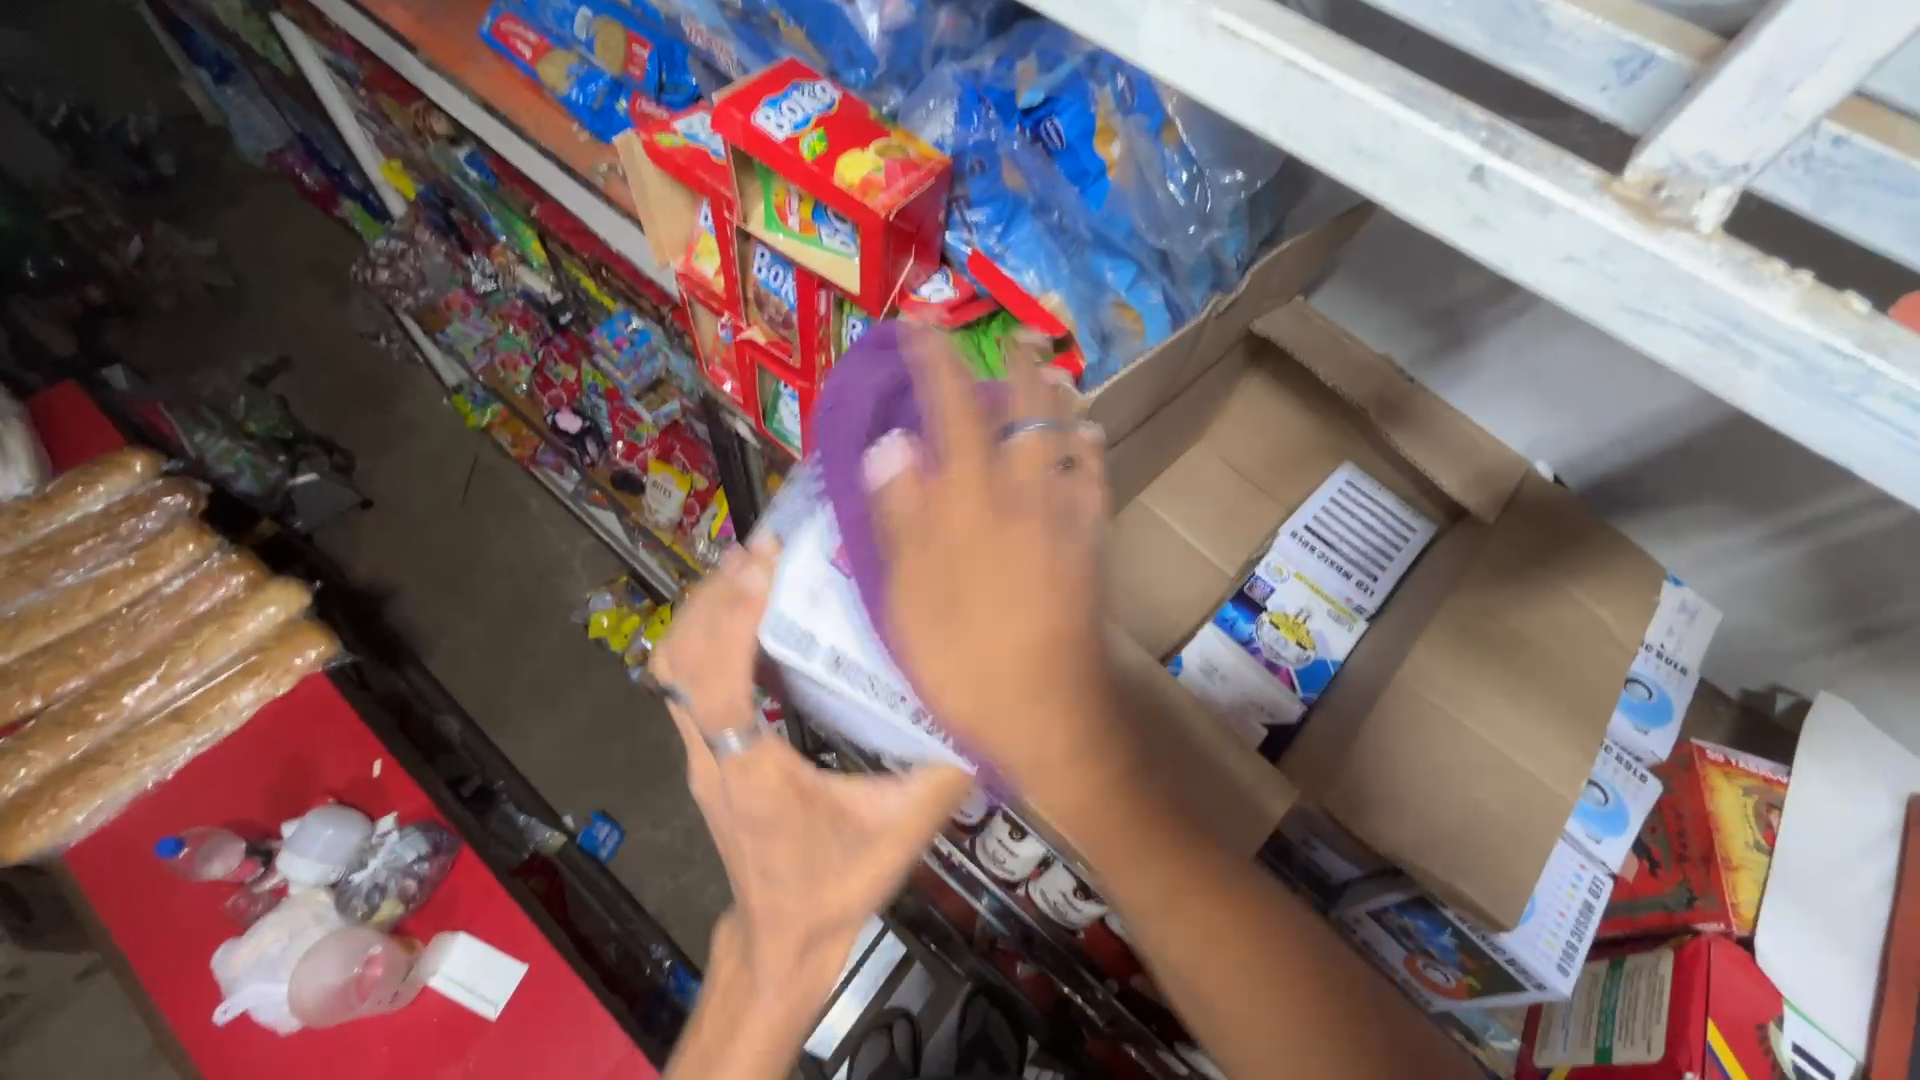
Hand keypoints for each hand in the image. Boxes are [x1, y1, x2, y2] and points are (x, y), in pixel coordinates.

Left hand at [652, 540, 970, 1008]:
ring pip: (671, 671)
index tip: (760, 570)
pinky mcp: (703, 755)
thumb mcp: (901, 831)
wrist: (783, 939)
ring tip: (747, 568)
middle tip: (759, 552)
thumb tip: (981, 710)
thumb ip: (942, 772)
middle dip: (712, 599)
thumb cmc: (836, 888)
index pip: (718, 690)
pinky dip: (705, 635)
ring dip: (702, 612)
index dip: (731, 623)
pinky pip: (685, 683)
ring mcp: (699, 758)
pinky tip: (745, 610)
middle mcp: (712, 761)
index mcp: (754, 777)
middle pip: (677, 665)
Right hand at [865, 330, 1119, 795]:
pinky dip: (1090, 450)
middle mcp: (1023, 496)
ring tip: (1052, 369)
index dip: (937, 362)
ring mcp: (1066, 520)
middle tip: (1014, 335)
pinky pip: (1096, 482)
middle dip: (1015, 366)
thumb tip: (891, 445)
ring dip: (1057, 397)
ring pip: (1067, 438)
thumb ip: (902, 517)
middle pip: (1024, 412)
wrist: (1048, 715)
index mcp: (970, 504)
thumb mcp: (908, 599)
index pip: (952, 412)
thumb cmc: (963, 664)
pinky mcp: (1092, 548)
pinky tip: (1087, 438)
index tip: (923, 324)